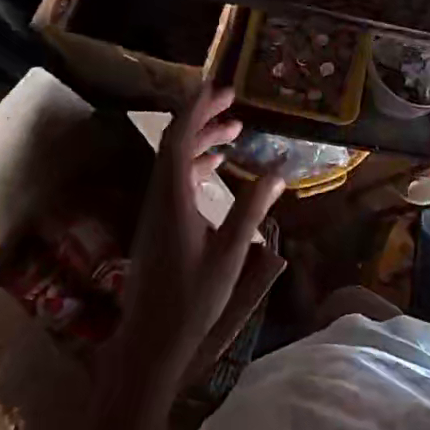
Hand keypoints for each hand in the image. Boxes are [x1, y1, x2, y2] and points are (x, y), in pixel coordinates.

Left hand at [115, 86, 284, 392]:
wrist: (151, 339)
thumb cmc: (192, 299)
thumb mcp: (231, 254)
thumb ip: (252, 209)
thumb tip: (277, 170)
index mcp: (173, 198)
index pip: (178, 139)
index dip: (196, 110)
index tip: (219, 89)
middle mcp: (159, 197)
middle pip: (175, 144)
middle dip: (201, 119)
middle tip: (231, 102)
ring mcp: (156, 211)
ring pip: (175, 162)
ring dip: (201, 142)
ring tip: (234, 131)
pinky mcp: (159, 224)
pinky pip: (175, 180)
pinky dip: (196, 166)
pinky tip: (218, 168)